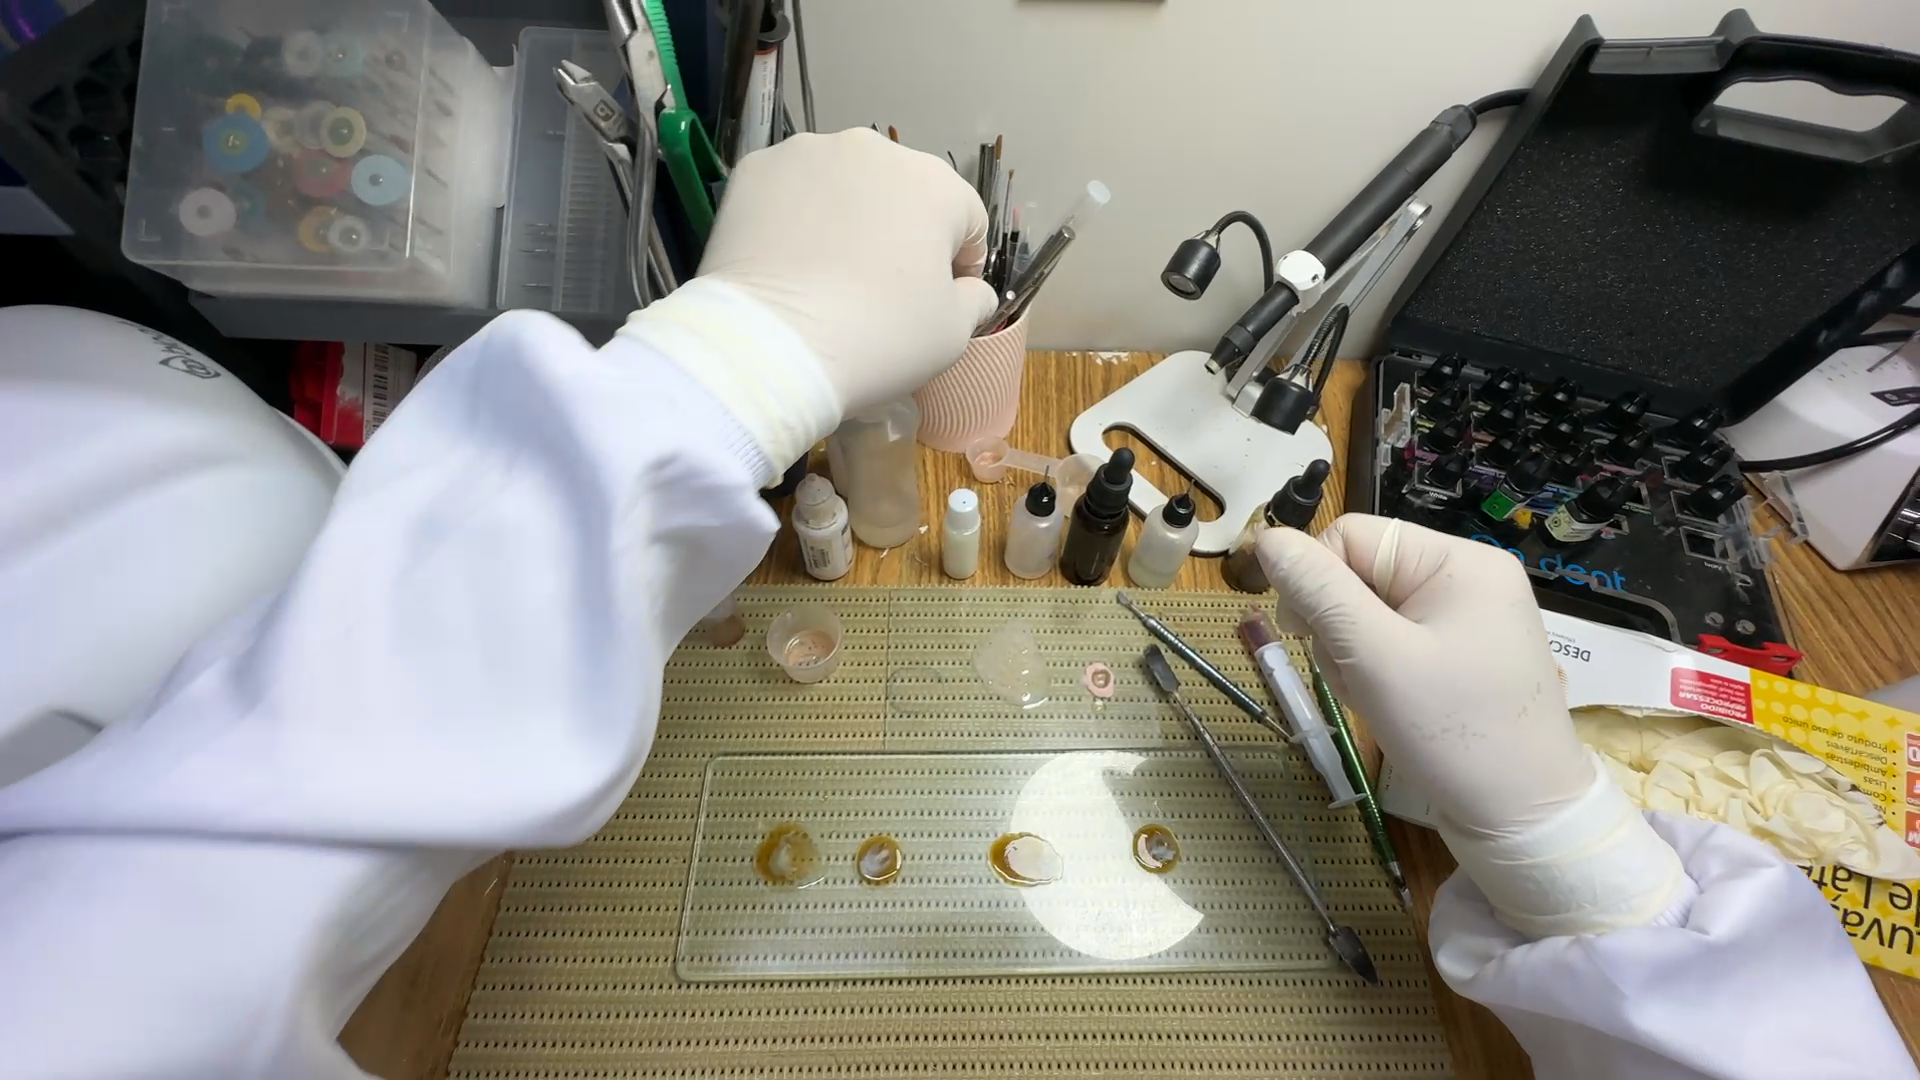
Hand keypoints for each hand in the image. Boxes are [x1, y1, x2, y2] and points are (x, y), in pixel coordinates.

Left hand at [699, 129, 998, 413]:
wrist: (773, 347)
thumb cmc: (879, 339)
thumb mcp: (951, 335)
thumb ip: (973, 301)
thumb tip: (972, 290)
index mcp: (933, 184)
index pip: (967, 219)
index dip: (963, 263)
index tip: (945, 300)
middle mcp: (872, 149)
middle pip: (904, 194)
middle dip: (903, 235)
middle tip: (884, 292)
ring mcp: (808, 153)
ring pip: (846, 188)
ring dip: (850, 222)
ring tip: (831, 278)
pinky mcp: (756, 170)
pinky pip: (793, 194)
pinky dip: (799, 221)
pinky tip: (791, 267)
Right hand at [1257, 515, 1687, 937]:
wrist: (1520, 818)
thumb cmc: (1450, 731)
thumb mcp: (1373, 656)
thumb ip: (1318, 591)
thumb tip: (1267, 539)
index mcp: (1457, 562)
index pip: (1349, 536)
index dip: (1313, 579)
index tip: (1301, 631)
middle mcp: (1463, 577)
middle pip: (1355, 571)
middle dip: (1333, 621)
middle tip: (1347, 669)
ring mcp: (1461, 615)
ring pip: (1360, 606)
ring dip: (1345, 647)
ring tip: (1369, 690)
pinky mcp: (1453, 649)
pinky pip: (1383, 635)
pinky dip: (1366, 663)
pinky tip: (1381, 696)